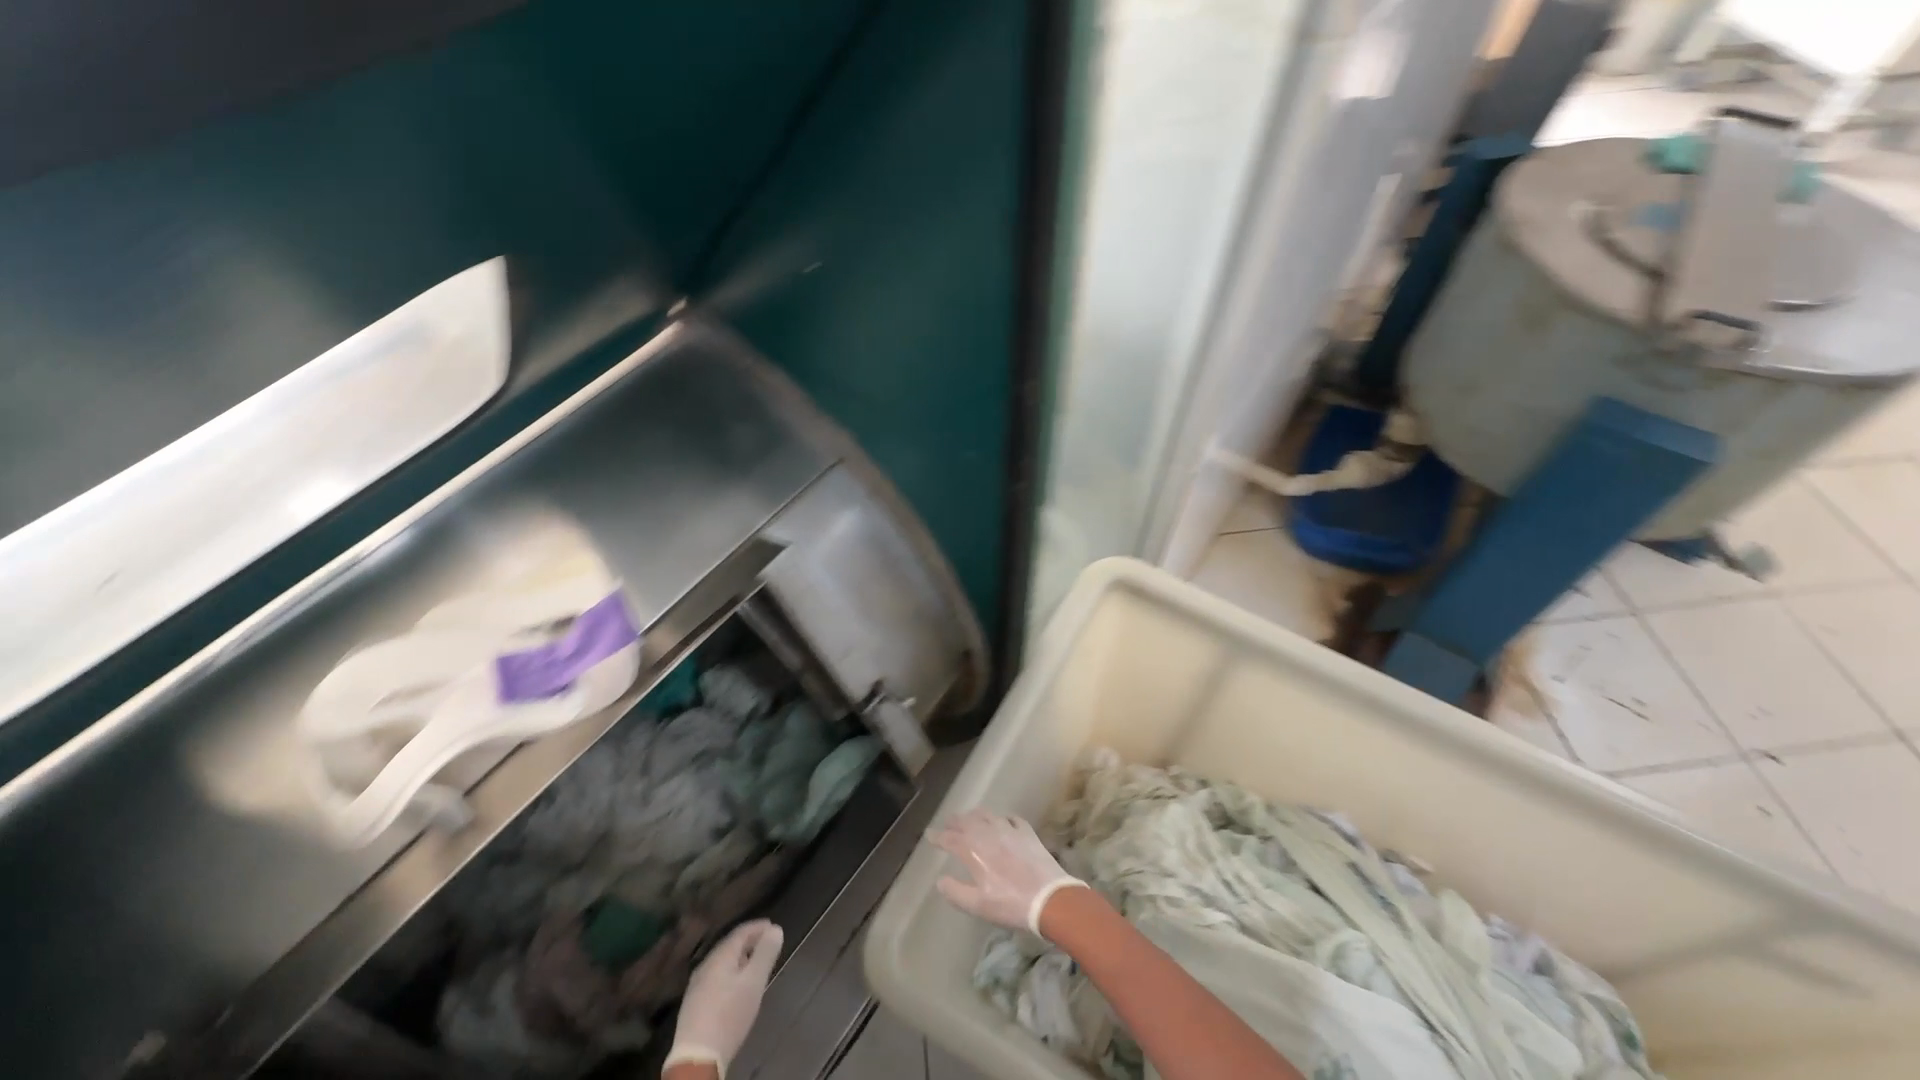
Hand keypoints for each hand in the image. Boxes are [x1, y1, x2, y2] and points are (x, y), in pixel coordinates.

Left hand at [663, 919, 783, 1078]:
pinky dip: (731, 972)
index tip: (773, 926)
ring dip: (740, 958)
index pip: (740, 933)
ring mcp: (697, 985)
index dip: (757, 927)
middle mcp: (705, 966)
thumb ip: (765, 954)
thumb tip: (775, 929)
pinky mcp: (695, 1003)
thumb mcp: (753, 983)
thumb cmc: (730, 1014)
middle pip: (729, 946)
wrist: (698, 1054)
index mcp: (720, 958)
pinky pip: (717, 977)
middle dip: (749, 942)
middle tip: (767, 943)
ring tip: (755, 963)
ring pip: (722, 963)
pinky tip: (737, 985)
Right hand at [926, 809, 1084, 936]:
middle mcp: (989, 834)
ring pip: (988, 815)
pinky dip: (1002, 817)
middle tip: (948, 824)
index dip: (938, 837)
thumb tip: (940, 880)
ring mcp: (1010, 830)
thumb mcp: (977, 905)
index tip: (929, 835)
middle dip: (955, 822)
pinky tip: (1003, 820)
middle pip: (967, 821)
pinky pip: (1012, 818)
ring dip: (976, 815)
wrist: (1050, 898)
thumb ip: (955, 892)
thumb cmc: (1009, 904)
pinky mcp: (1028, 833)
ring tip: (971, 818)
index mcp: (973, 850)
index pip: (950, 839)